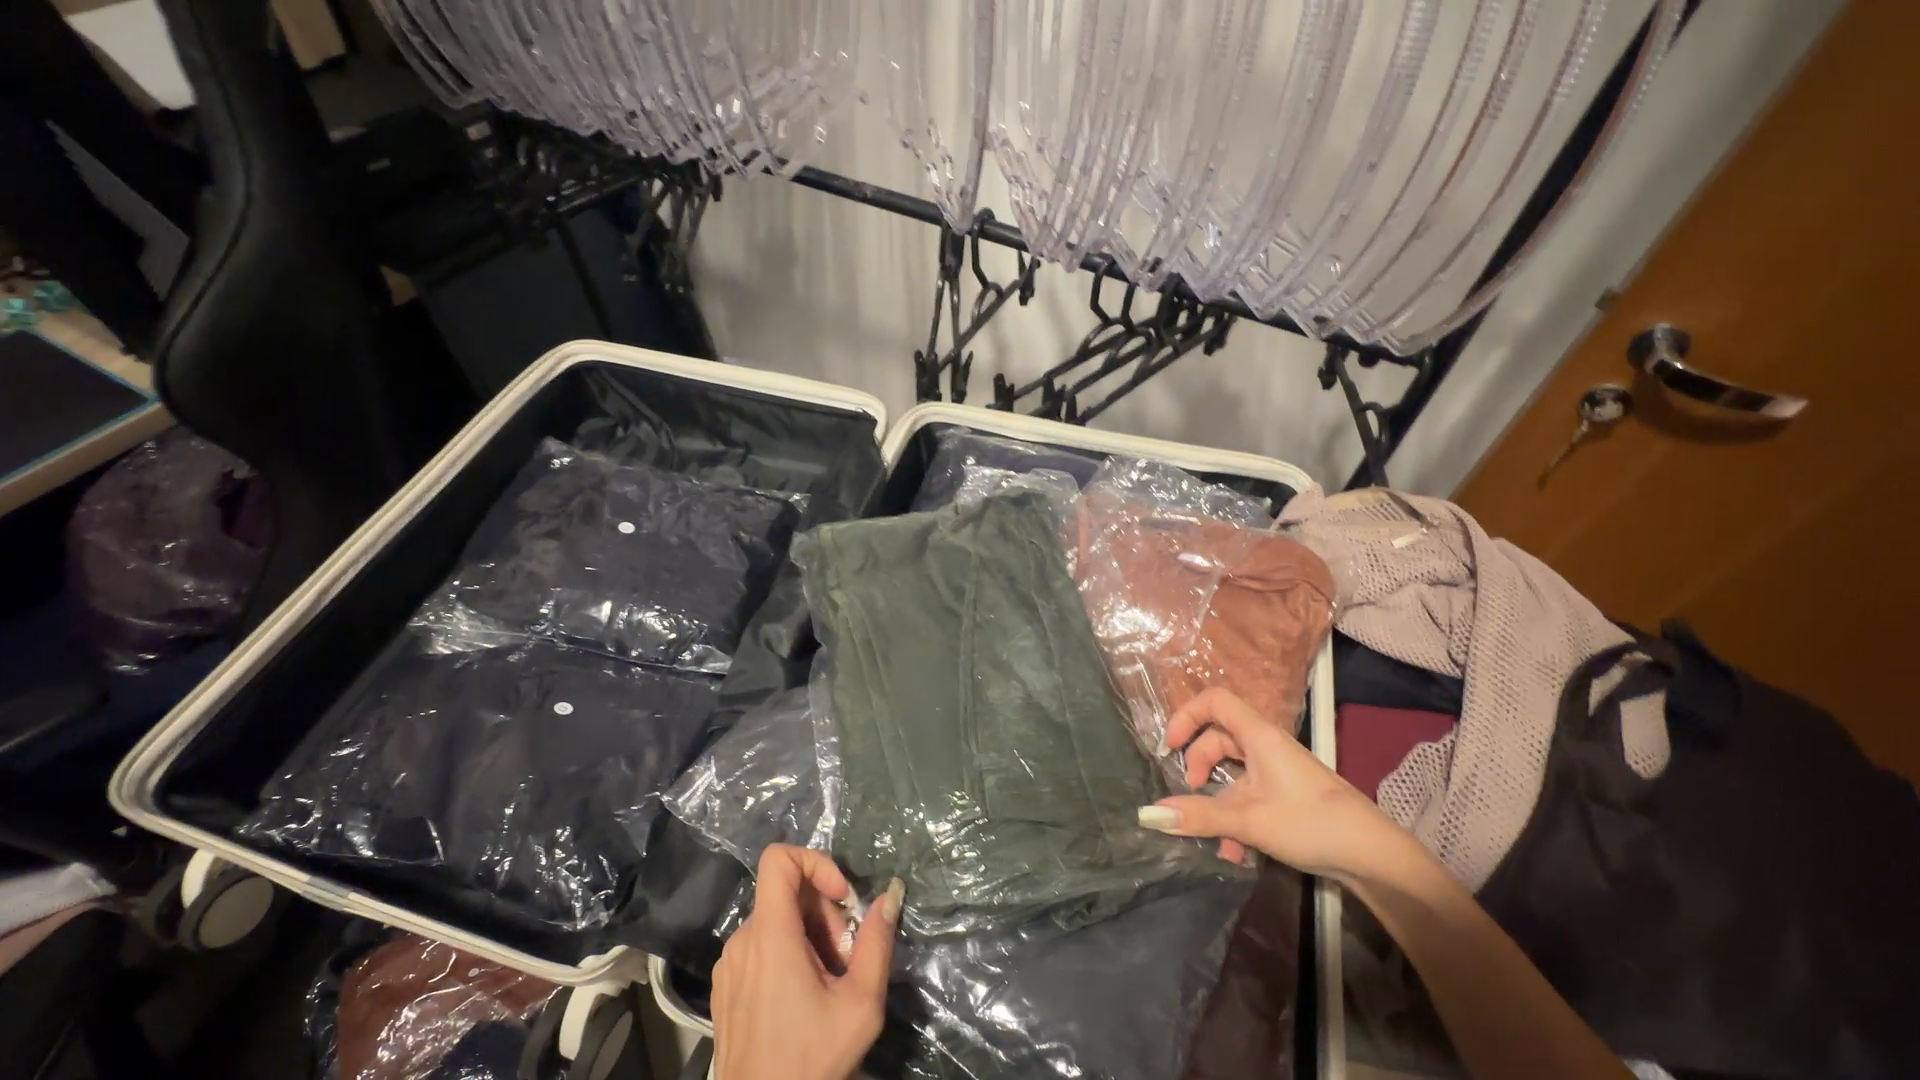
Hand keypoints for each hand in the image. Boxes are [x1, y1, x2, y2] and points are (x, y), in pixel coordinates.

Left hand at [712, 845, 901, 1079]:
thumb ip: (877, 942)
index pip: (779, 858)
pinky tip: (803, 997)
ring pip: (775, 922)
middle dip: (824, 913)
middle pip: (786, 894)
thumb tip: (891, 895)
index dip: (816, 862)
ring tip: (828, 982)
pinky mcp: (725, 986)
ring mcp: (729, 964)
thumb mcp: (861, 1003)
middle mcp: (742, 940)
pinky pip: (759, 947)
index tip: (842, 898)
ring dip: (808, 937)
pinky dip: (787, 955)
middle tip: (845, 956)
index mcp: (770, 935)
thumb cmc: (812, 1058)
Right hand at [1136, 687, 1423, 883]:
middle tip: (1189, 793)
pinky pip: (1248, 796)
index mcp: (1259, 736)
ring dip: (1217, 804)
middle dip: (1198, 766)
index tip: (1169, 747)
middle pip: (1219, 739)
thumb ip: (1198, 816)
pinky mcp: (1286, 796)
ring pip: (1233, 775)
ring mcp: (1278, 772)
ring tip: (1214, 840)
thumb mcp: (1249, 821)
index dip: (1186, 716)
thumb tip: (1150, 814)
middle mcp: (1267, 747)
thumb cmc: (1311, 823)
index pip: (1215, 701)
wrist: (1373, 856)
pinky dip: (1235, 819)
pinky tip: (1235, 854)